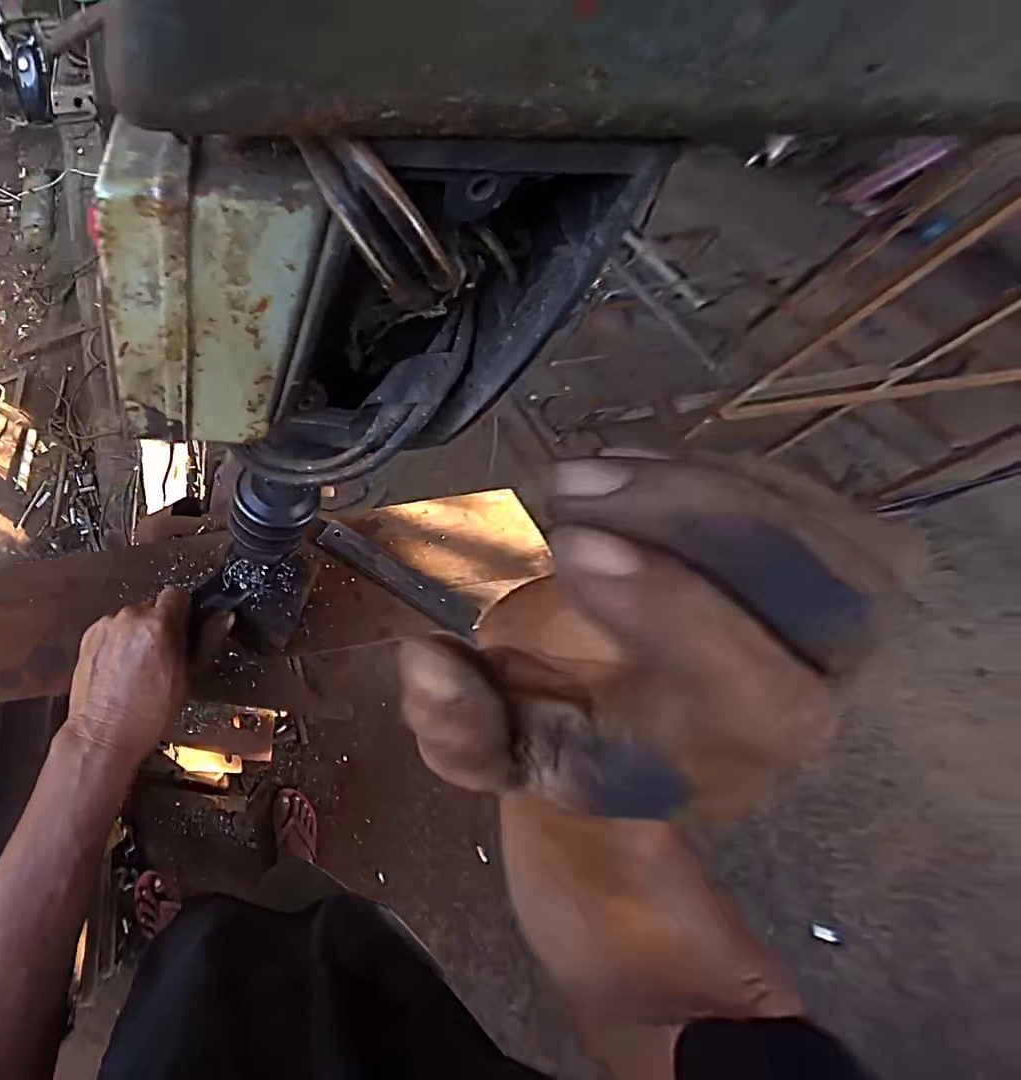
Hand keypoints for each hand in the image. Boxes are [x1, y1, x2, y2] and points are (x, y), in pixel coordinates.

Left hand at [64, 588, 191, 767]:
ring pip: (130, 619)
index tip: (183, 628)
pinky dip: (117, 643)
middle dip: (159, 626)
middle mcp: (130, 618)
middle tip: (162, 655)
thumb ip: (204, 643)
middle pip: (152, 607)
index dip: (182, 612)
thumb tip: (221, 620)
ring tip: (138, 667)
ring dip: (137, 634)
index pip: (177, 595)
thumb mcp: (186, 680)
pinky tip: (120, 668)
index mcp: (159, 625)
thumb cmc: (145, 715)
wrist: (103, 733)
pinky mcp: (89, 635)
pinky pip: (111, 630)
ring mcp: (107, 625)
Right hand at [398, 454, 918, 817]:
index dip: (665, 606)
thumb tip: (426, 657)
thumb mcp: (482, 752)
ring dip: (708, 488)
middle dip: (695, 521)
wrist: (629, 744)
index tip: (565, 543)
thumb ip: (452, 722)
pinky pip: (819, 510)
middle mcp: (801, 693)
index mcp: (713, 746)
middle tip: (569, 484)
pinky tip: (631, 465)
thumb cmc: (552, 745)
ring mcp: (829, 633)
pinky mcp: (826, 580)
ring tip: (593, 469)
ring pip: (837, 545)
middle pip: (816, 599)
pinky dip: (725, 473)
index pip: (739, 682)